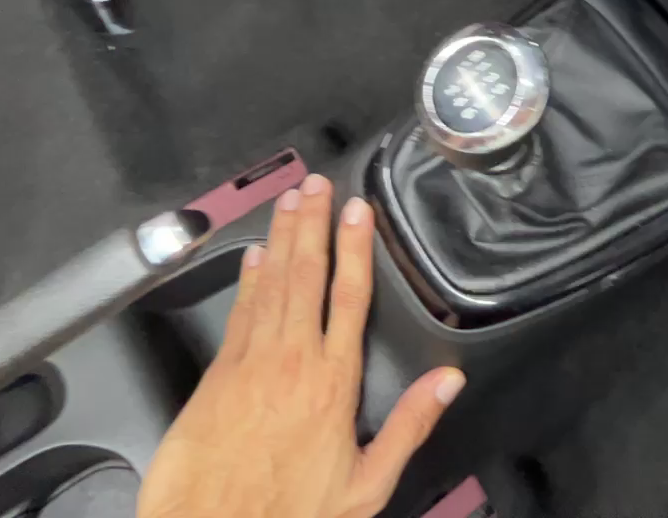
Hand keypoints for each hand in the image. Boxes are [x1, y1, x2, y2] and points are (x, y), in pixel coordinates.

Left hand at [138, 174, 465, 517]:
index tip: (357, 209)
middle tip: (317, 183)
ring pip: (272, 284)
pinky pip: (239, 313)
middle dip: (314, 224)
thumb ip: (409, 426)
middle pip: (307, 275)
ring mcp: (251, 363)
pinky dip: (248, 279)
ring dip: (283, 238)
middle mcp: (294, 358)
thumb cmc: (290, 516)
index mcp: (334, 379)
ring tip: (290, 199)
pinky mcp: (216, 376)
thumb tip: (450, 379)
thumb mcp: (366, 486)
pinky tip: (254, 253)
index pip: (349, 296)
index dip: (355, 247)